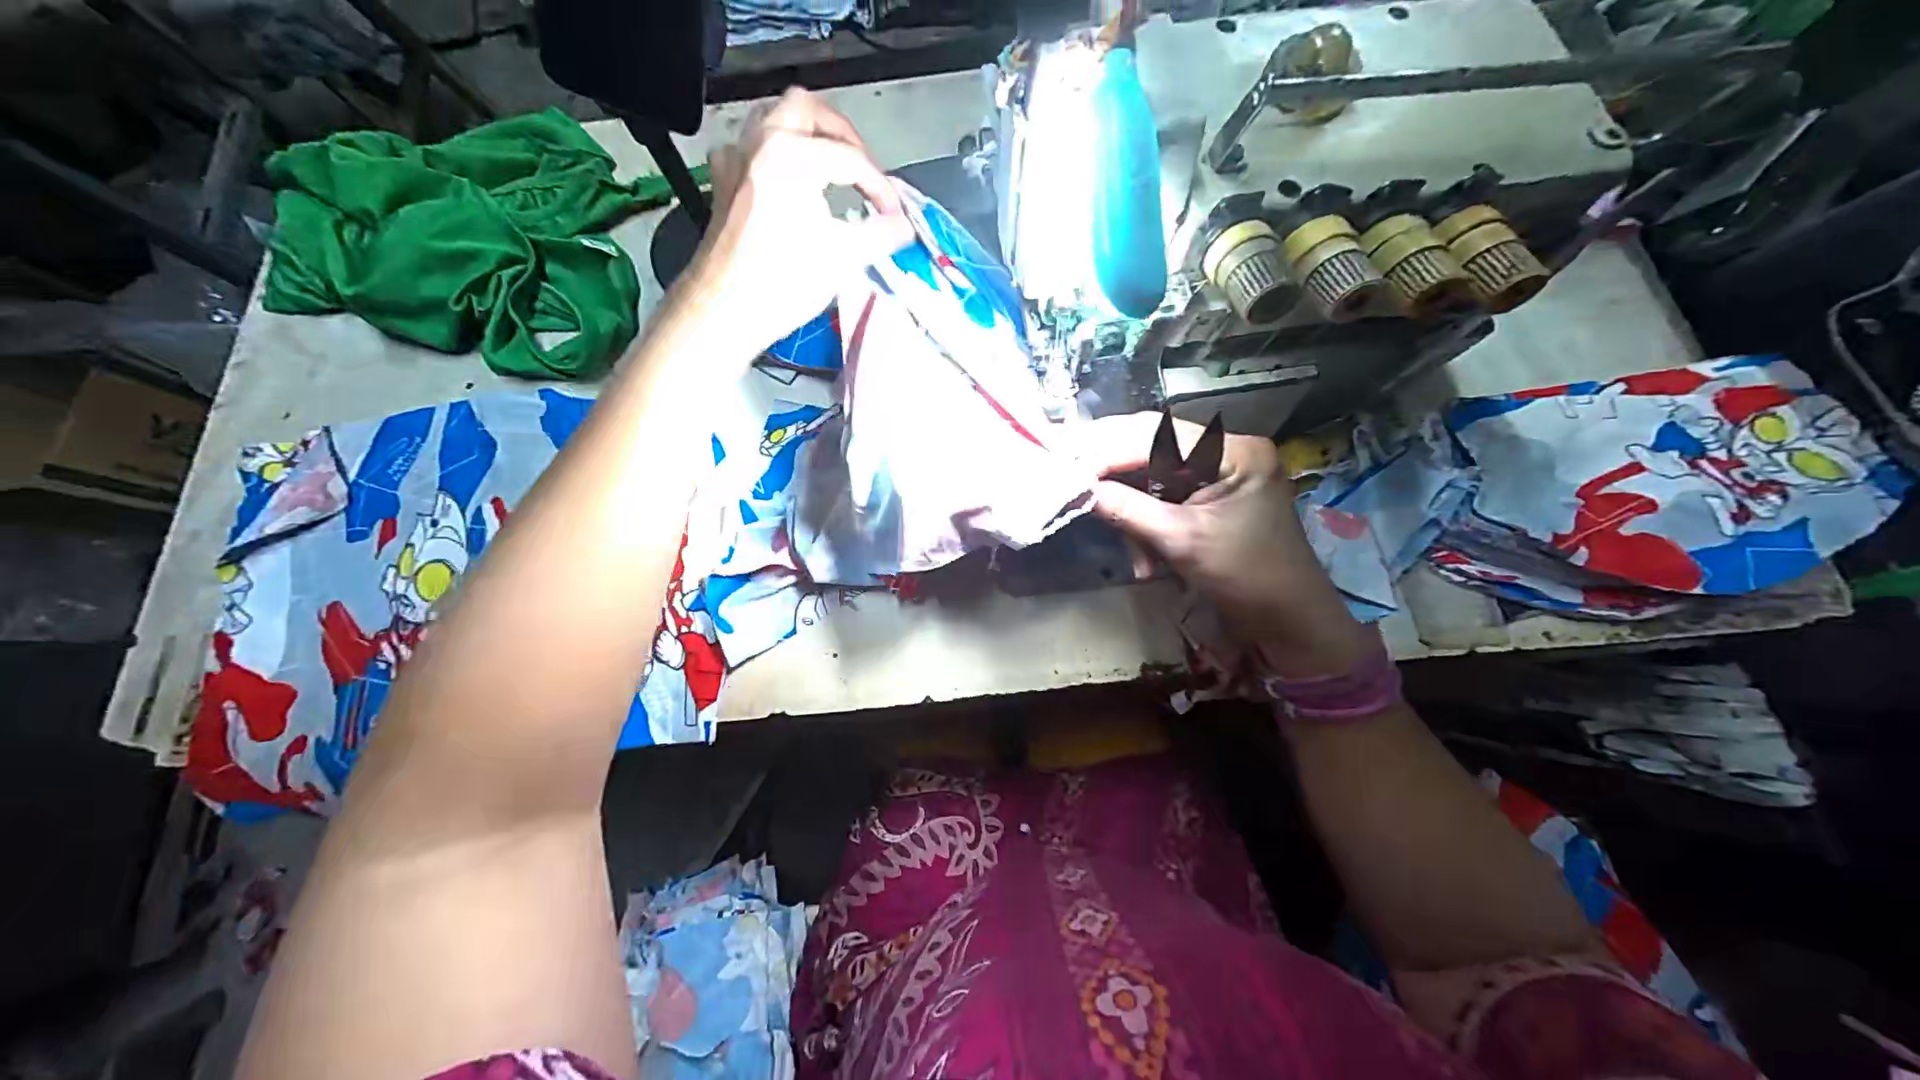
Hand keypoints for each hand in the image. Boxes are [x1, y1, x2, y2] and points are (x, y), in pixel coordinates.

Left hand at [681, 88, 914, 354]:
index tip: (894, 214)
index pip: (851, 158)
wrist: (725, 312)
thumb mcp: (844, 258)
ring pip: (774, 119)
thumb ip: (882, 233)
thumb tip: (902, 226)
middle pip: (807, 111)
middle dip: (842, 135)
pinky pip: (752, 147)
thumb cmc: (781, 284)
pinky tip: (789, 182)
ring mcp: (736, 161)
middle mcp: (759, 144)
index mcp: (791, 156)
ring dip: (807, 135)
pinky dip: (777, 154)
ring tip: (831, 167)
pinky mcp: (723, 183)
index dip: (880, 186)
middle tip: (863, 168)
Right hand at [1074, 412, 1372, 677]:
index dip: (1107, 451)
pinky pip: (1161, 500)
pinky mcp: (1207, 498)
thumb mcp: (1182, 542)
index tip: (1068, 468)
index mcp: (1233, 451)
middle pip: (1150, 450)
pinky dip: (1147, 528)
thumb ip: (1127, 510)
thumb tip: (1078, 489)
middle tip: (1074, 488)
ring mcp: (1216, 475)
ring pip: (1150, 479)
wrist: (1290, 622)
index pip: (1156, 436)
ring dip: (1133, 516)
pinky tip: (1149, 563)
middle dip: (1114, 479)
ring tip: (1140, 561)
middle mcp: (1225, 451)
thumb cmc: (1247, 578)